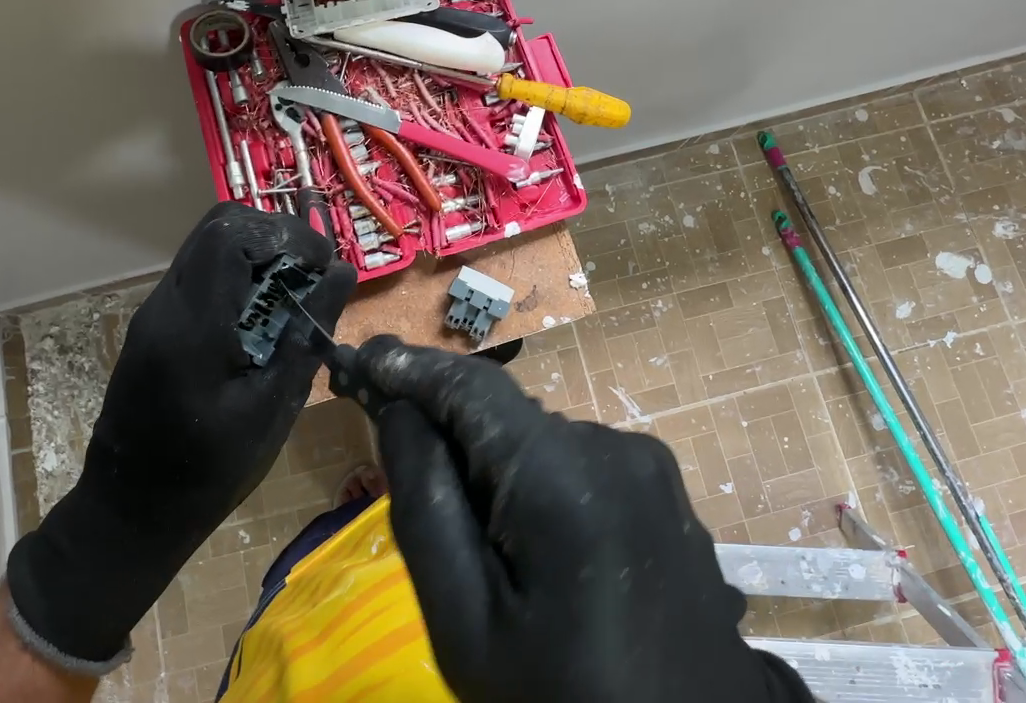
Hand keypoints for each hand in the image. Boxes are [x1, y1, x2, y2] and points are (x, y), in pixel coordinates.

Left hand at [5, 203, 356, 673]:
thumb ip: (308, 334)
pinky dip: (238, 269)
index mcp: (194, 328)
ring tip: (292, 288)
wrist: (132, 507)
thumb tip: (344, 273)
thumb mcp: (273, 407)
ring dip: (257, 249)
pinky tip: (262, 310)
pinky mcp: (154, 320)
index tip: (324, 265)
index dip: (288, 235)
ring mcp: (155, 309)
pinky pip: (200, 269)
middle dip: (275, 233)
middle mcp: (167, 304)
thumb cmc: (211, 469)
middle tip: (312, 270)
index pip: (233, 235)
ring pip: (207, 241)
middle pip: (219, 224)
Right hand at [351, 336, 813, 702]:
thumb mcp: (466, 625)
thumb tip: (400, 411)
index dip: (410, 366)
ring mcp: (648, 465)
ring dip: (495, 464)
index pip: (470, 387)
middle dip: (449, 430)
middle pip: (506, 416)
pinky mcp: (664, 488)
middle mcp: (613, 446)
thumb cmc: (560, 700)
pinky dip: (537, 481)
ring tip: (476, 541)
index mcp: (564, 476)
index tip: (360, 357)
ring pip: (540, 440)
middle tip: (398, 462)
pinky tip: (531, 546)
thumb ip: (426, 505)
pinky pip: (578, 463)